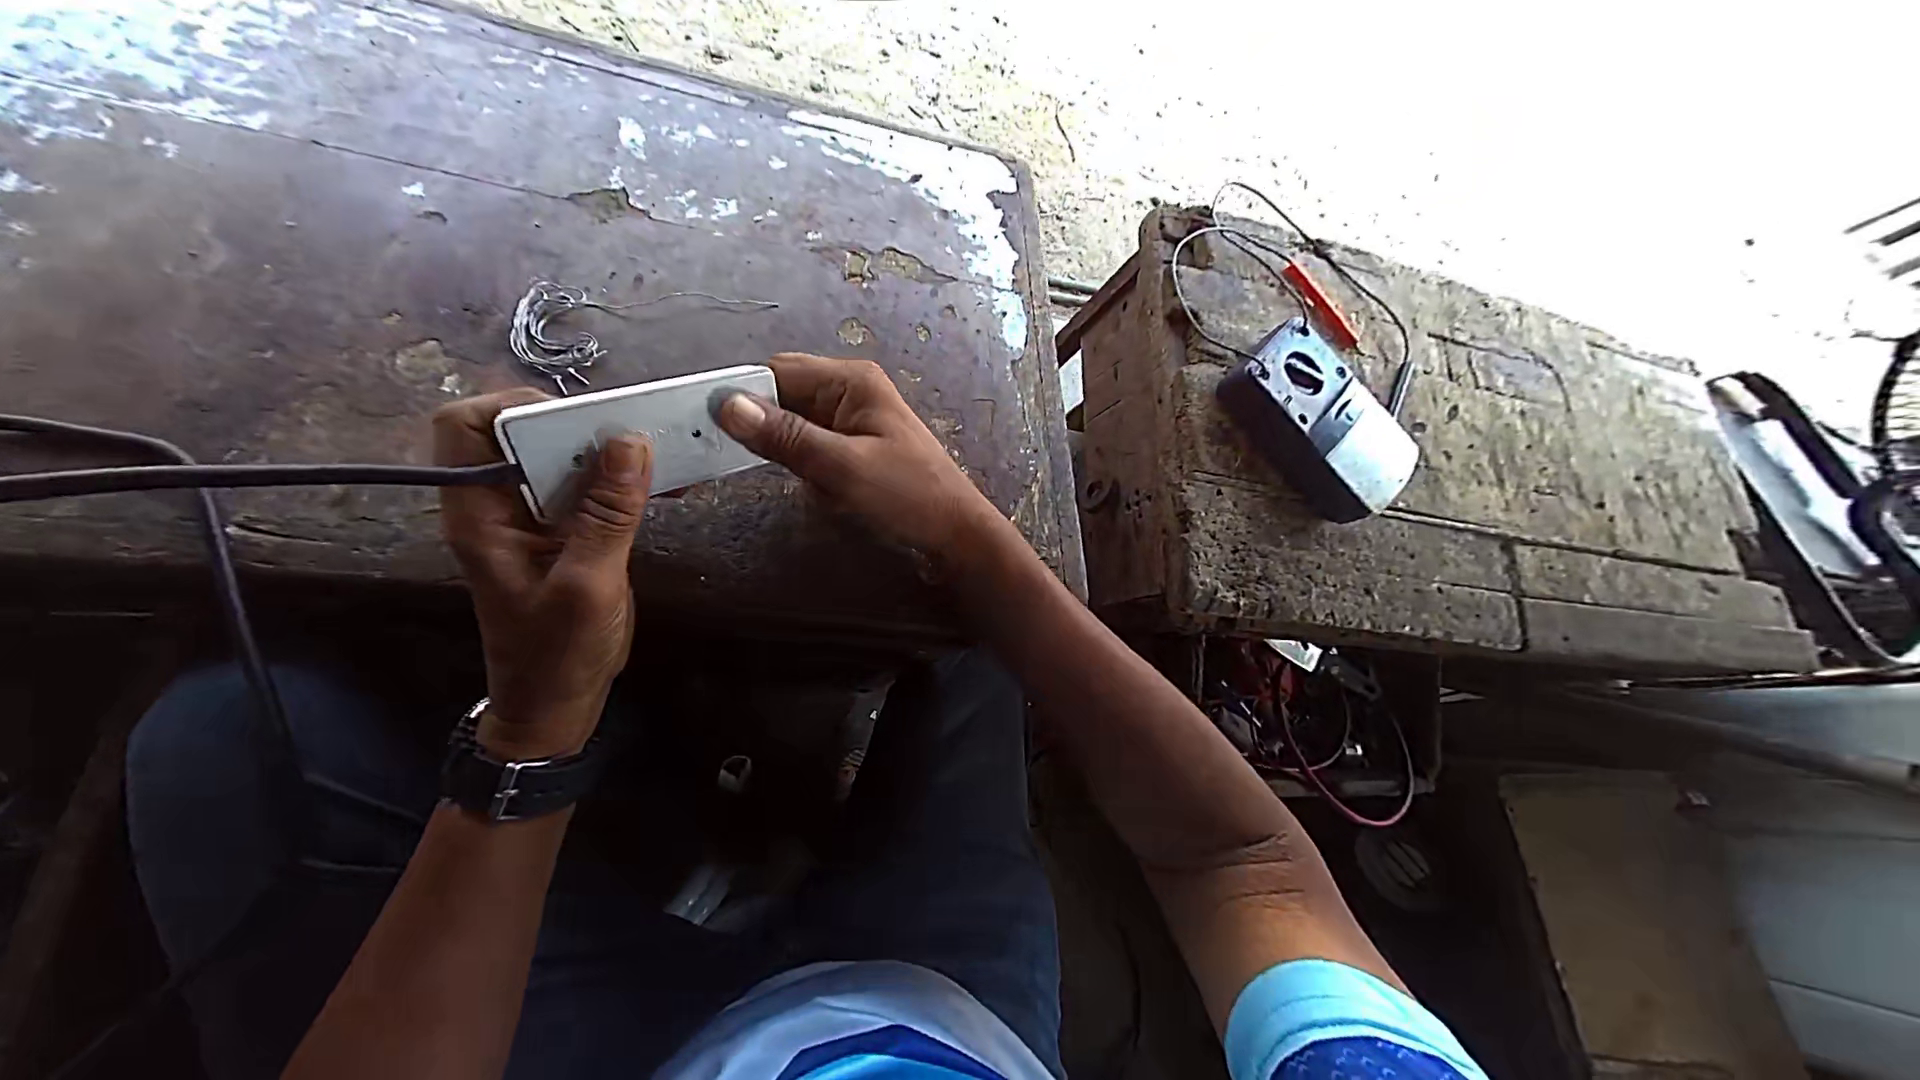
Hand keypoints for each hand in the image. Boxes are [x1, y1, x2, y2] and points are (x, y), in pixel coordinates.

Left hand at [432, 390, 653, 759]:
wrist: (559, 701)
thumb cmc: (559, 653)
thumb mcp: (587, 584)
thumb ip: (607, 514)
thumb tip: (629, 441)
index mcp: (480, 513)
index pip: (468, 426)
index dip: (518, 408)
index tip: (582, 423)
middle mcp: (501, 505)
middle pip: (524, 434)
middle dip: (581, 426)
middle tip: (638, 436)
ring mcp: (537, 518)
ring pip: (565, 458)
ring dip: (613, 452)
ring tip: (664, 455)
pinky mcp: (570, 530)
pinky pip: (594, 487)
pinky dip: (627, 479)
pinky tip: (666, 483)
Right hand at [716, 353, 1001, 564]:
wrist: (955, 535)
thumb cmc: (909, 497)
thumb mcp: (843, 468)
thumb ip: (786, 437)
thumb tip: (727, 404)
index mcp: (852, 382)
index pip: (777, 371)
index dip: (740, 393)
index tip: (702, 421)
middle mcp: (850, 392)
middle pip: (782, 395)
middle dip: (757, 423)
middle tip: (719, 450)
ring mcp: (852, 421)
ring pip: (793, 422)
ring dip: (776, 445)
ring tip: (756, 467)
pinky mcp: (853, 448)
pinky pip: (810, 445)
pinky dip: (796, 461)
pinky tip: (794, 480)